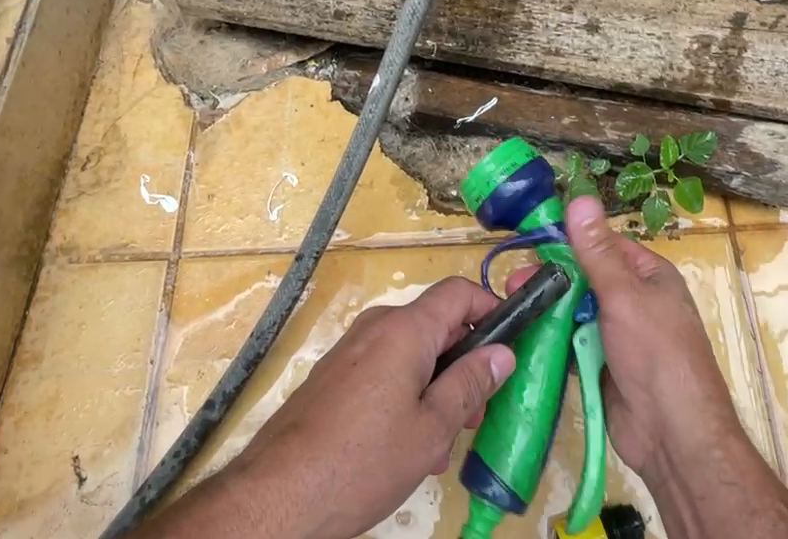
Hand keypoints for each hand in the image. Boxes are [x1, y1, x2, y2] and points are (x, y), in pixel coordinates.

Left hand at [155, 277, 515, 538]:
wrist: (278, 495)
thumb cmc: (364, 459)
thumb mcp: (432, 428)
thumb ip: (471, 384)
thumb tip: (503, 351)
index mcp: (405, 328)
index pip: (458, 291)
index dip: (491, 308)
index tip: (509, 345)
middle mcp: (376, 327)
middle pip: (435, 326)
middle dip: (463, 364)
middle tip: (472, 416)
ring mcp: (351, 350)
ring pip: (411, 354)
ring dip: (434, 389)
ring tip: (435, 446)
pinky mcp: (334, 376)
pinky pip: (383, 370)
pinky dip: (405, 396)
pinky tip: (403, 447)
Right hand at [530, 198, 787, 538]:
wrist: (672, 435)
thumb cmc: (656, 354)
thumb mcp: (624, 295)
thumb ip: (596, 250)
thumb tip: (580, 198)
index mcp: (648, 275)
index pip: (602, 246)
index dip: (568, 242)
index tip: (529, 243)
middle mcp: (634, 300)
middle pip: (584, 279)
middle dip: (550, 279)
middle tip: (513, 283)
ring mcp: (617, 335)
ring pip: (574, 312)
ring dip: (546, 310)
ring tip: (511, 307)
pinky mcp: (601, 365)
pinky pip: (571, 343)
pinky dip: (551, 338)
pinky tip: (521, 334)